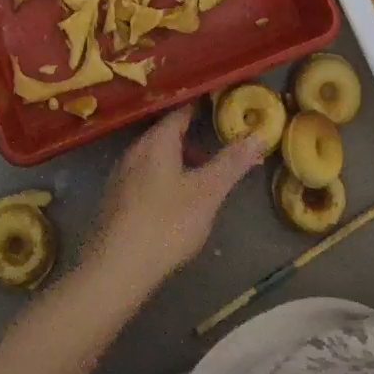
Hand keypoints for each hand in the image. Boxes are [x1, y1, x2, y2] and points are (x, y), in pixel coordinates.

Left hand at [85, 106, 264, 288]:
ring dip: (177, 160)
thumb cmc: (166, 223)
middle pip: (165, 134)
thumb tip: (259, 134)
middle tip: (216, 142)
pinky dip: (162, 177)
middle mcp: (134, 150)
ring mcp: (120, 175)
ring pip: (153, 157)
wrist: (116, 267)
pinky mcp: (114, 200)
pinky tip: (173, 200)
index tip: (219, 105)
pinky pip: (143, 176)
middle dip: (191, 136)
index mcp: (156, 141)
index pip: (180, 112)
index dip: (201, 107)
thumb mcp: (207, 193)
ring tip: (200, 174)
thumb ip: (231, 163)